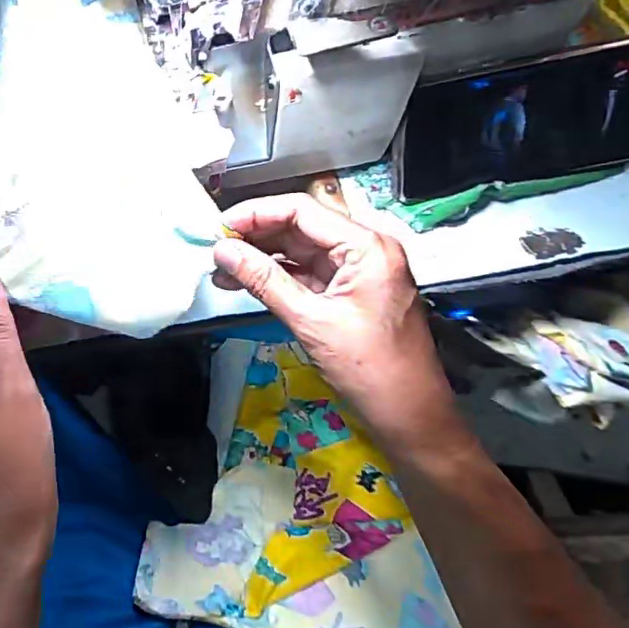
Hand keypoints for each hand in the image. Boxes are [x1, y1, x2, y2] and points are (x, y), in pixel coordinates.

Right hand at [213, 194, 464, 451]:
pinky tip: (246, 282)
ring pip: (299, 249)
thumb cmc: (374, 370)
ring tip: (223, 269)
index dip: (256, 214)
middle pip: (299, 226)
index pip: (301, 210)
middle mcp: (365, 250)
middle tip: (216, 249)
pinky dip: (276, 275)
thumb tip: (224, 252)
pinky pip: (306, 272)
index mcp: (367, 247)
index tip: (220, 227)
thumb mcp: (310, 320)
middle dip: (255, 236)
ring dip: (261, 257)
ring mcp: (358, 270)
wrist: (412, 417)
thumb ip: (264, 280)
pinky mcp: (349, 291)